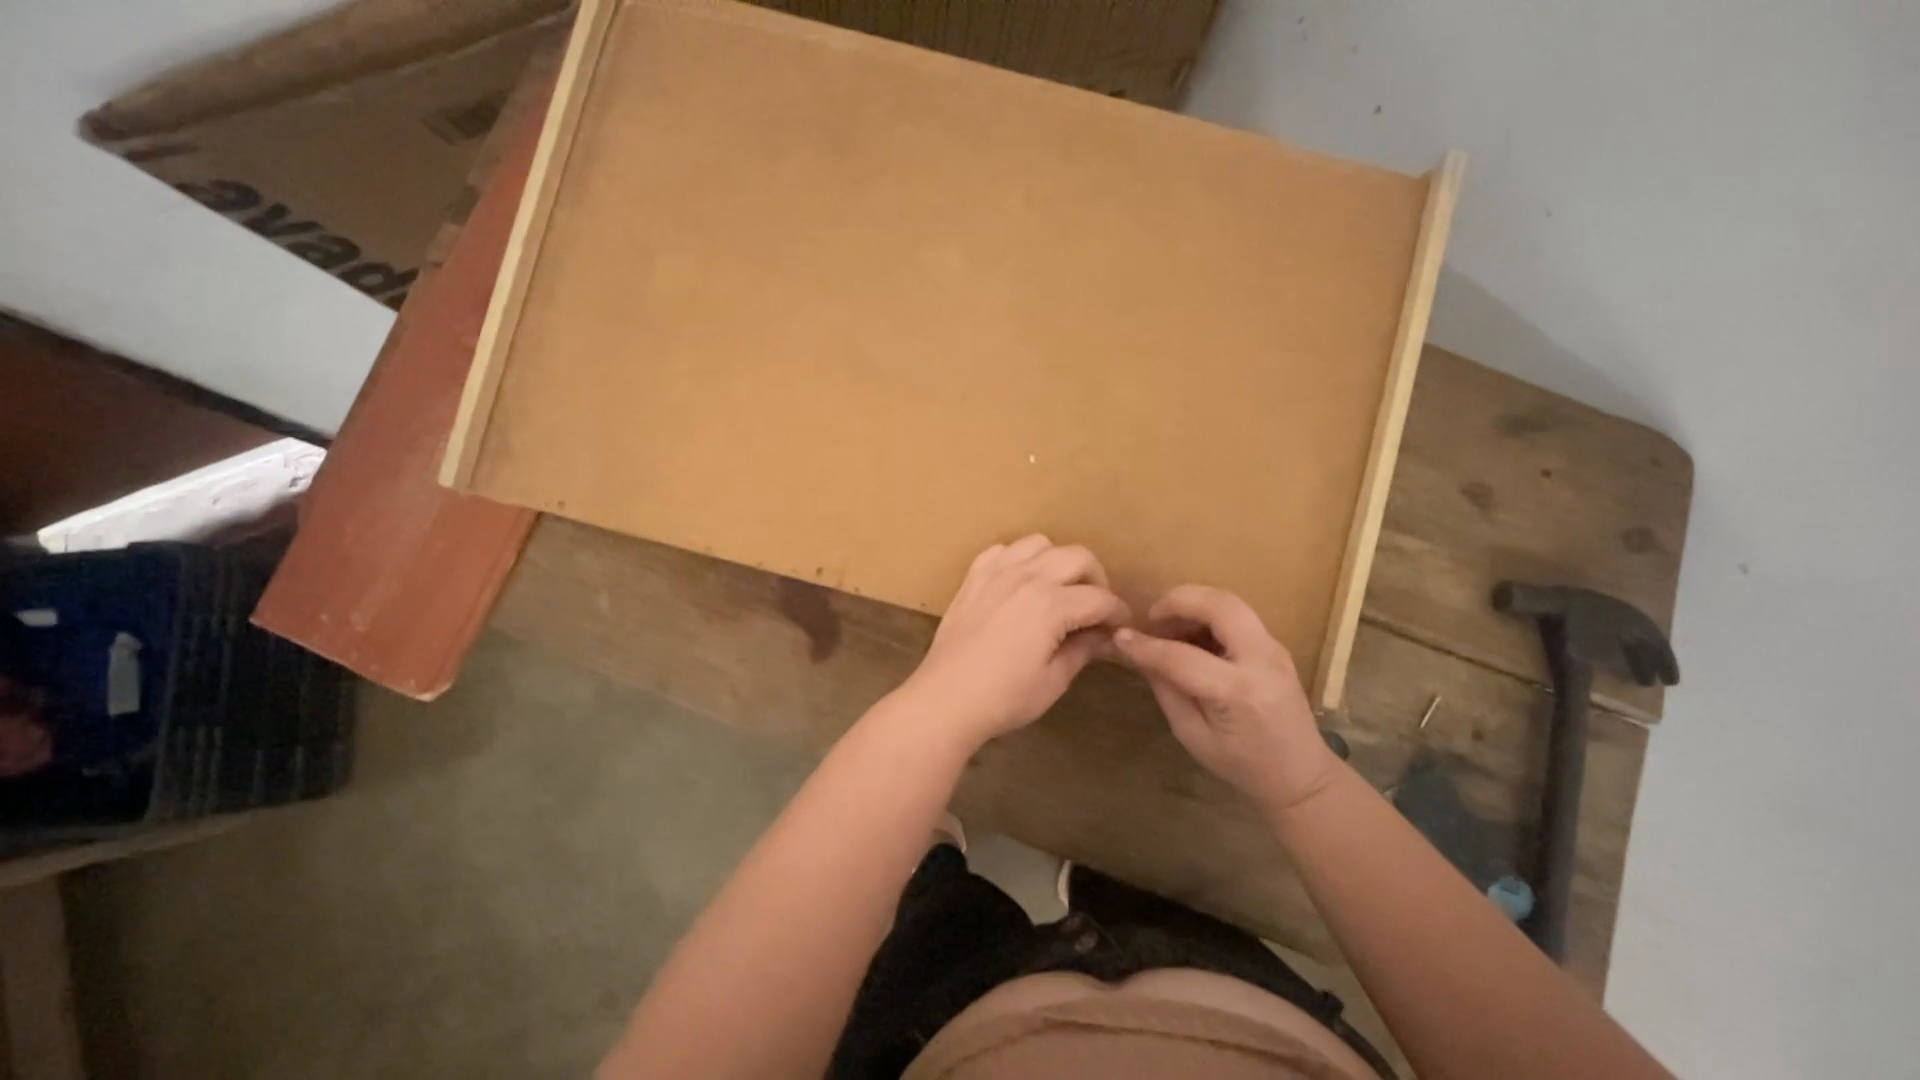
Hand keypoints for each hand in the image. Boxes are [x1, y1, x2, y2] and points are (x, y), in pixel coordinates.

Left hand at [899, 535, 1130, 747]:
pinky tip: (1020, 582)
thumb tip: (1108, 638)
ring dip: (1058, 561)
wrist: (945, 700)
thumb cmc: (1003, 698)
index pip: (1099, 599)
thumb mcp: (1053, 680)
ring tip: (1059, 589)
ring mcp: (996, 573)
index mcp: (1050, 605)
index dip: (1117, 613)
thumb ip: (1084, 650)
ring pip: (1040, 543)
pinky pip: (1002, 550)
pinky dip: (1019, 559)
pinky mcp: (973, 578)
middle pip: (1077, 557)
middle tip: (1095, 608)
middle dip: (1096, 580)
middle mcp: (1026, 578)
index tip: (1121, 627)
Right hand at [1114, 585, 1337, 811]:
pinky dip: (1209, 616)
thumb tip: (1139, 654)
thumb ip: (1166, 690)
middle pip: (1219, 604)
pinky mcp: (1275, 645)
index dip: (1146, 645)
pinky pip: (1238, 616)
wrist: (1300, 773)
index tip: (1121, 637)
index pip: (1182, 656)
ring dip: (1195, 606)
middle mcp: (1261, 660)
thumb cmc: (1242, 764)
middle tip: (1152, 618)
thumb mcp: (1193, 735)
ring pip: (1230, 603)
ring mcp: (1274, 648)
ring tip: (1170, 629)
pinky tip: (1193, 638)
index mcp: (1238, 692)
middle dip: (1178, 601)